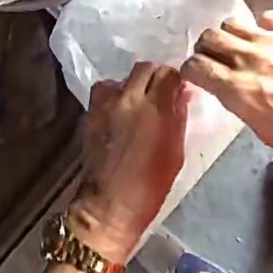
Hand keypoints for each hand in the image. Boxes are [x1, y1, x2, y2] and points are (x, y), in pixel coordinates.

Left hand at [70, 62, 189, 265]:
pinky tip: (121, 110)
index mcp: (155, 109)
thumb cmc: (150, 185)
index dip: (176, 78)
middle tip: (161, 92)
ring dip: (134, 84)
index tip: (179, 88)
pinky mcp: (91, 110)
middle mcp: (129, 98)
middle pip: (145, 68)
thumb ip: (177, 116)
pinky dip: (115, 94)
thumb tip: (181, 92)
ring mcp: (106, 103)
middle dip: (156, 76)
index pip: (169, 74)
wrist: (109, 204)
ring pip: (123, 77)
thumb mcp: (175, 152)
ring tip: (140, 102)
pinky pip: (105, 90)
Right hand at [181, 11, 272, 195]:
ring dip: (231, 35)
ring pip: (233, 23)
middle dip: (206, 49)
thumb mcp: (267, 133)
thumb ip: (241, 103)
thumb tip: (230, 89)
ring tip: (242, 48)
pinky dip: (263, 28)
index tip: (197, 75)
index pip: (195, 65)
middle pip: (209, 37)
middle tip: (215, 59)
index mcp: (238, 89)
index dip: (193, 71)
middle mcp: (251, 59)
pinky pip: (268, 18)